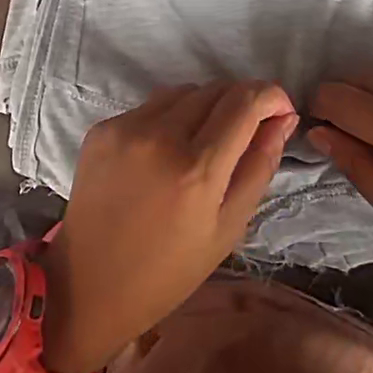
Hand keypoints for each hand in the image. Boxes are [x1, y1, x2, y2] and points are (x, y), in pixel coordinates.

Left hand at [39, 82, 297, 372]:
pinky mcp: (102, 128)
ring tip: (203, 143)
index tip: (281, 109)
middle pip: (216, 89)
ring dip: (205, 107)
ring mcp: (126, 128)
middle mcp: (160, 137)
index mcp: (197, 169)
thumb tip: (283, 120)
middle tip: (246, 131)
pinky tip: (164, 153)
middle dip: (241, 102)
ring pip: (183, 91)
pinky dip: (169, 119)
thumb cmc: (169, 270)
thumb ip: (259, 167)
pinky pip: (150, 106)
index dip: (271, 96)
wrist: (89, 282)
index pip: (244, 101)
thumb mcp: (228, 228)